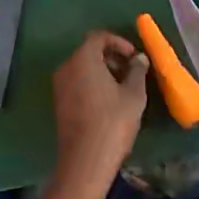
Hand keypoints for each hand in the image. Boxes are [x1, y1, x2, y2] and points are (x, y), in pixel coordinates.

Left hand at [51, 30, 146, 196]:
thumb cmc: (113, 122)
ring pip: (83, 68)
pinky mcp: (59, 103)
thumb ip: (137, 71)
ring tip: (124, 88)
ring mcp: (60, 86)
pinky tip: (109, 102)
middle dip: (112, 57)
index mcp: (83, 59)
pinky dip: (92, 83)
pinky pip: (77, 82)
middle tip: (132, 72)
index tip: (135, 57)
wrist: (86, 161)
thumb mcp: (134, 94)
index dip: (120, 42)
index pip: (99, 37)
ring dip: (103, 71)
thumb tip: (139, 59)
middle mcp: (66, 67)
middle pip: (89, 51)